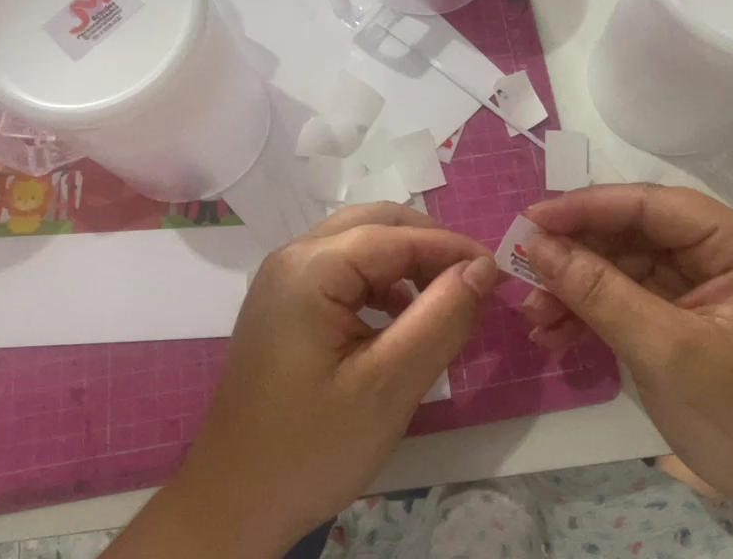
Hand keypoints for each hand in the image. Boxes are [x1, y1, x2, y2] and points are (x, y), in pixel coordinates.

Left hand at [115, 203, 503, 557]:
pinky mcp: (285, 307)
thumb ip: (440, 318)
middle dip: (429, 247)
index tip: (500, 274)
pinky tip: (402, 321)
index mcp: (310, 267)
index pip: (397, 236)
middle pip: (376, 225)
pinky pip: (343, 273)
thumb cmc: (311, 447)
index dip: (452, 248)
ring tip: (446, 304)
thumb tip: (482, 268)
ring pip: (360, 246)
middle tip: (474, 285)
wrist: (232, 506)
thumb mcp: (389, 385)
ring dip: (407, 264)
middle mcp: (292, 258)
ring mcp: (284, 282)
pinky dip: (382, 284)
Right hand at [516, 185, 732, 502]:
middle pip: (633, 231)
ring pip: (624, 263)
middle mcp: (721, 249)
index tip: (530, 219)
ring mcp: (703, 280)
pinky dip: (594, 311)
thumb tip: (537, 244)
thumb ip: (599, 291)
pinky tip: (555, 333)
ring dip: (578, 287)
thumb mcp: (663, 350)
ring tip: (534, 316)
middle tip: (522, 270)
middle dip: (577, 254)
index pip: (649, 204)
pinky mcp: (687, 311)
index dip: (585, 207)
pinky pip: (631, 295)